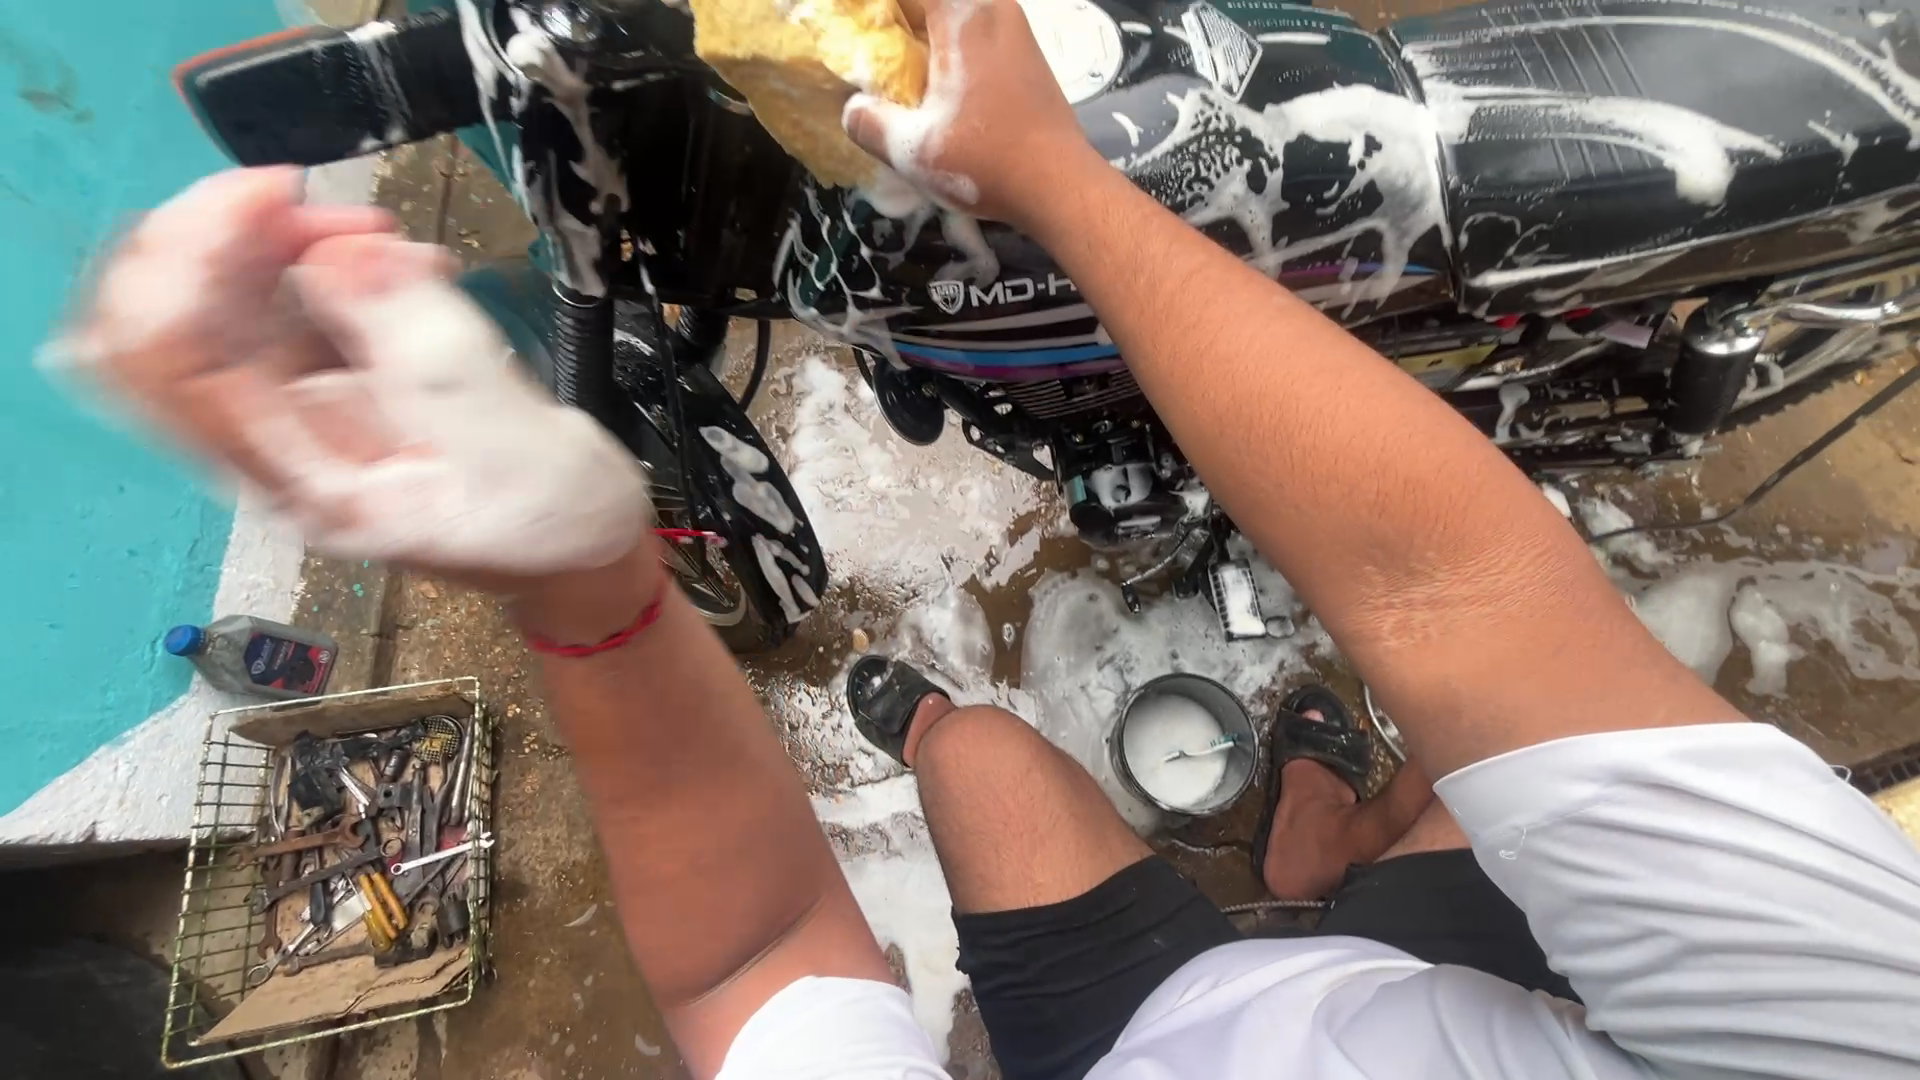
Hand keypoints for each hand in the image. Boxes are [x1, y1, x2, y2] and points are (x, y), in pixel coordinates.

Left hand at [60, 167, 654, 607]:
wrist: (588, 550)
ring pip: (243, 309)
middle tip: (354, 220)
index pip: (170, 360)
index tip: (279, 200)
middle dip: (249, 243)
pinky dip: (349, 275)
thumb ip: (435, 357)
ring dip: (302, 253)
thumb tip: (347, 255)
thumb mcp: (516, 445)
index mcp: (308, 483)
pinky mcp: (355, 398)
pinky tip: (413, 271)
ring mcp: (315, 423)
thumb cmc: (561, 522)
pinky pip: (312, 317)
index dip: (191, 259)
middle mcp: (285, 450)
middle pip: (187, 320)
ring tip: (403, 246)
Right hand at [841, 0, 1100, 224]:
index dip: (878, 8)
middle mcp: (992, 6)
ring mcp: (1015, 29)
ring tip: (906, 64)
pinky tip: (943, 83)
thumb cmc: (986, 161)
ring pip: (961, 11)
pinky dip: (954, 43)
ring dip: (930, 30)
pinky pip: (980, 31)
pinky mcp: (1028, 57)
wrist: (1059, 184)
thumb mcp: (914, 150)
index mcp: (960, 11)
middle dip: (905, 17)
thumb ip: (871, 125)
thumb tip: (852, 112)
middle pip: (937, 1)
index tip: (861, 28)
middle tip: (881, 43)